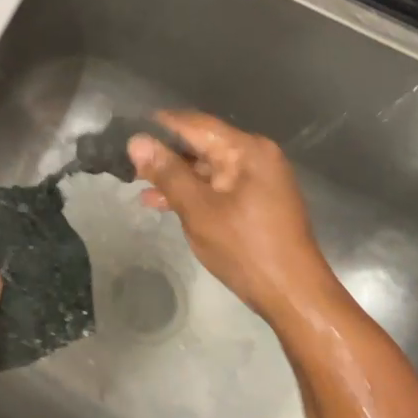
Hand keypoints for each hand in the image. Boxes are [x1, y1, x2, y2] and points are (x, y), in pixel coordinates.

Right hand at [129, 112, 334, 320]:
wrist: (293, 294)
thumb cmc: (245, 248)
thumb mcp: (198, 209)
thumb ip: (166, 172)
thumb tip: (136, 141)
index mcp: (246, 150)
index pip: (192, 123)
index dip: (157, 126)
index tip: (124, 131)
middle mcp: (256, 156)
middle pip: (201, 143)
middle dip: (164, 154)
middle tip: (127, 164)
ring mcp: (259, 178)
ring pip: (207, 166)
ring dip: (175, 176)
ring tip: (139, 186)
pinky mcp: (258, 199)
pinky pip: (218, 184)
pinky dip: (193, 191)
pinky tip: (164, 203)